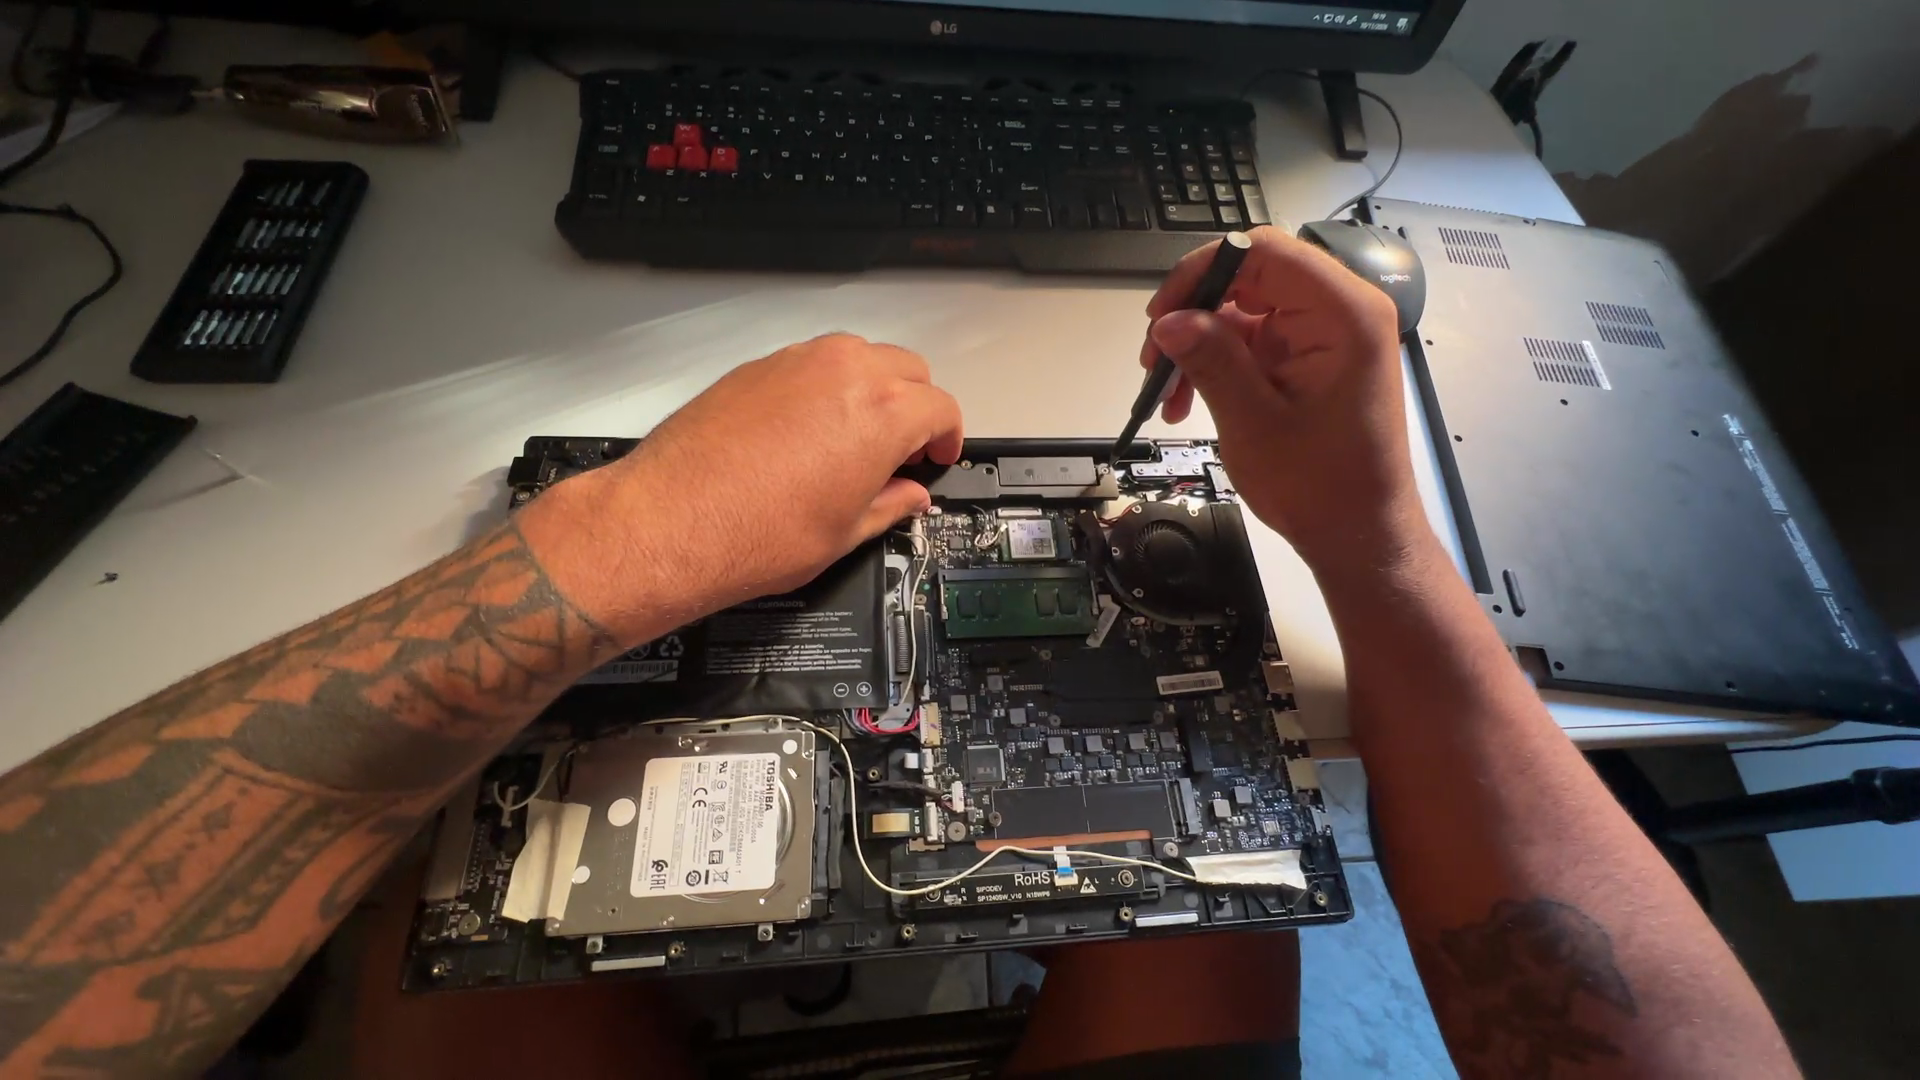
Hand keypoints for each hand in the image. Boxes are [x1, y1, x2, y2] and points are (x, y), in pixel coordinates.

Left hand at [518, 334, 962, 643]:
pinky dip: (828, 386)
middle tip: (905, 449)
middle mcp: (844, 372)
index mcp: (882, 413)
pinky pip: (814, 362)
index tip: (937, 457)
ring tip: (858, 437)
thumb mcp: (845, 533)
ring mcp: (798, 362)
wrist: (670, 523)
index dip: (948, 437)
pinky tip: (812, 429)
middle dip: (917, 407)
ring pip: (861, 356)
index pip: (942, 407)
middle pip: (909, 369)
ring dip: (875, 389)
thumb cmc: (754, 533)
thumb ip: (891, 504)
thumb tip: (909, 496)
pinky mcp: (759, 366)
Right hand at [1141, 226, 1428, 573]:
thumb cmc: (1319, 487)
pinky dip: (1214, 365)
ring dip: (1197, 346)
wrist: (1357, 533)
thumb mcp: (1253, 422)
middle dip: (1193, 313)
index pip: (1264, 253)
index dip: (1202, 272)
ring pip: (1242, 312)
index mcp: (1342, 315)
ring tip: (1166, 393)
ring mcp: (1323, 336)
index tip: (1159, 316)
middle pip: (1250, 278)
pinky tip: (1186, 400)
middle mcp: (1338, 313)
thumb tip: (1168, 321)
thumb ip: (1211, 360)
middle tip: (1154, 358)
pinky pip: (1250, 343)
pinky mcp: (1308, 359)